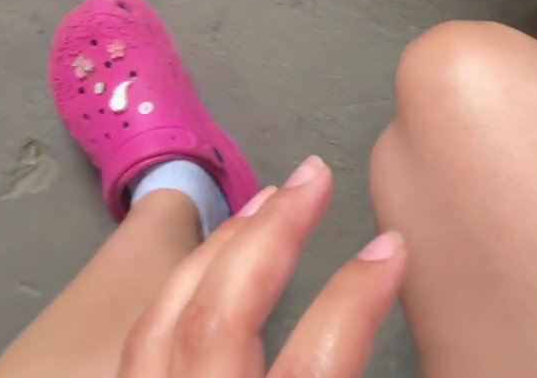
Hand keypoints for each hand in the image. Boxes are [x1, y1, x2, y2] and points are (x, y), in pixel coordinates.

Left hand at [119, 156, 405, 377]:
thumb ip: (340, 364)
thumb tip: (386, 281)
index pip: (313, 366)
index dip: (356, 298)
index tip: (391, 246)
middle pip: (218, 318)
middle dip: (273, 234)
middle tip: (315, 176)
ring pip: (166, 320)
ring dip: (224, 246)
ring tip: (269, 199)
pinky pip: (145, 338)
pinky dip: (183, 283)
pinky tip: (213, 260)